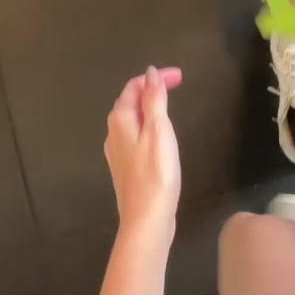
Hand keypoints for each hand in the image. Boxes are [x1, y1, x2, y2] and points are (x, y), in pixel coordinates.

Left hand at [104, 66, 182, 241]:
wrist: (146, 221)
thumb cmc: (155, 173)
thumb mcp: (159, 130)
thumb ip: (154, 100)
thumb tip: (150, 73)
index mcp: (120, 120)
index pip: (135, 86)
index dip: (156, 77)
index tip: (180, 76)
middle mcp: (114, 133)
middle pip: (131, 101)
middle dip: (152, 89)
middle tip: (177, 85)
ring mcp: (118, 153)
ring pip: (133, 119)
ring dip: (150, 107)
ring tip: (170, 104)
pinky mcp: (126, 169)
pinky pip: (135, 136)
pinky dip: (149, 126)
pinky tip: (160, 135)